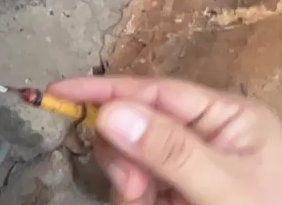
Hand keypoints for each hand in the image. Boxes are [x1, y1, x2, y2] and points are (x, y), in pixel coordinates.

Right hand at [49, 76, 281, 204]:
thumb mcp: (227, 189)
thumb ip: (172, 151)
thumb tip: (106, 112)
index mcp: (227, 118)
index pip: (149, 91)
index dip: (99, 91)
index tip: (56, 94)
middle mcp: (205, 131)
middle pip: (130, 120)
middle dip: (122, 154)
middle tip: (132, 187)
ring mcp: (189, 157)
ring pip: (125, 148)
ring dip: (124, 176)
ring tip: (142, 201)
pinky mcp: (177, 180)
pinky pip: (133, 172)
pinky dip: (130, 190)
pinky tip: (146, 203)